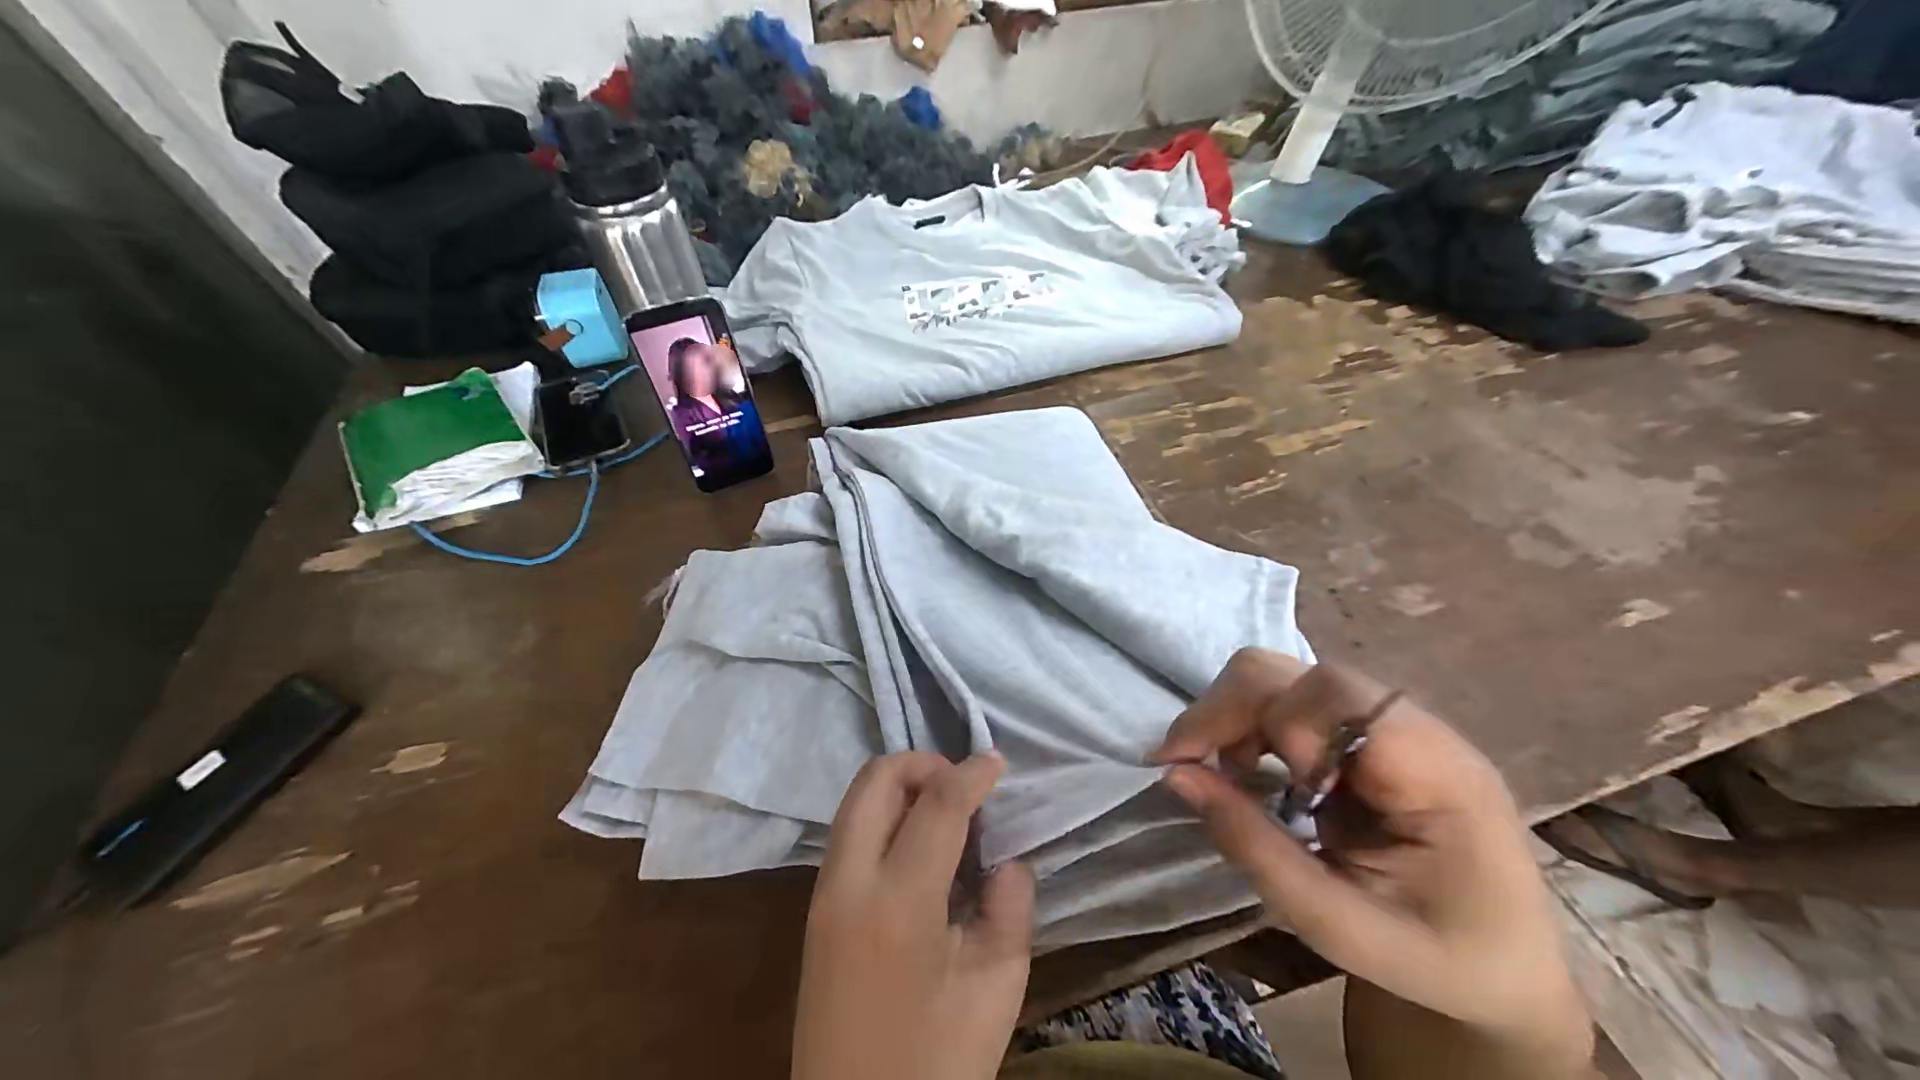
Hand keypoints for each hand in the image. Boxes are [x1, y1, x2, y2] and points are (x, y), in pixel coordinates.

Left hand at [792, 752, 1036, 1079]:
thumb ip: (1011, 906)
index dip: (972, 773)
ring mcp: (823, 894)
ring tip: (947, 814)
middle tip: (965, 785)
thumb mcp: (996, 986)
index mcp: (897, 900)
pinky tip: (919, 848)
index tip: (997, 761)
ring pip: (856, 800)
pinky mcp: (816, 910)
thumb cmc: (937, 1061)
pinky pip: (849, 832)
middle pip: (876, 779)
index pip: (937, 803)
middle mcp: (848, 881)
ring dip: (902, 787)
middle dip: (923, 764)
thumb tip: (1004, 860)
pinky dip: (884, 815)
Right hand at [1151, 651, 1590, 1070]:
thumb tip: (1175, 774)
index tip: (1244, 782)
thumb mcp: (1341, 928)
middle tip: (1195, 766)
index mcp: (1439, 773)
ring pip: (1283, 675)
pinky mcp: (1366, 730)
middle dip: (1231, 712)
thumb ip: (1257, 849)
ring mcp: (1390, 722)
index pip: (1336, 694)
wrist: (1500, 968)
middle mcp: (1415, 727)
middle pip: (1296, 671)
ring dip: (1236, 716)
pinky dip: (1250, 723)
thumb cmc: (1436, 960)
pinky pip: (1289, 697)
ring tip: (1228, 773)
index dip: (1276, 725)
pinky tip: (1252, 769)